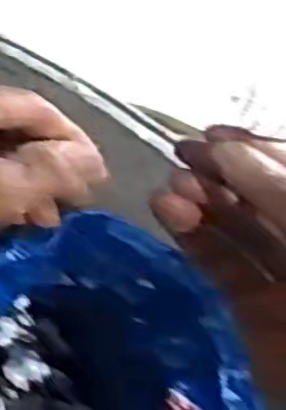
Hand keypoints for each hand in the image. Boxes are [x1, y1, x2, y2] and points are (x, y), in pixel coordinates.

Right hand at [152, 127, 285, 400]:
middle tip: (187, 151)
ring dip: (202, 198)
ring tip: (176, 185)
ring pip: (243, 228)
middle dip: (229, 173)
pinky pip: (218, 260)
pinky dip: (187, 230)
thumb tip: (226, 147)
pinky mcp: (258, 307)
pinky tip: (166, 209)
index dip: (271, 154)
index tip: (222, 134)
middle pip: (276, 203)